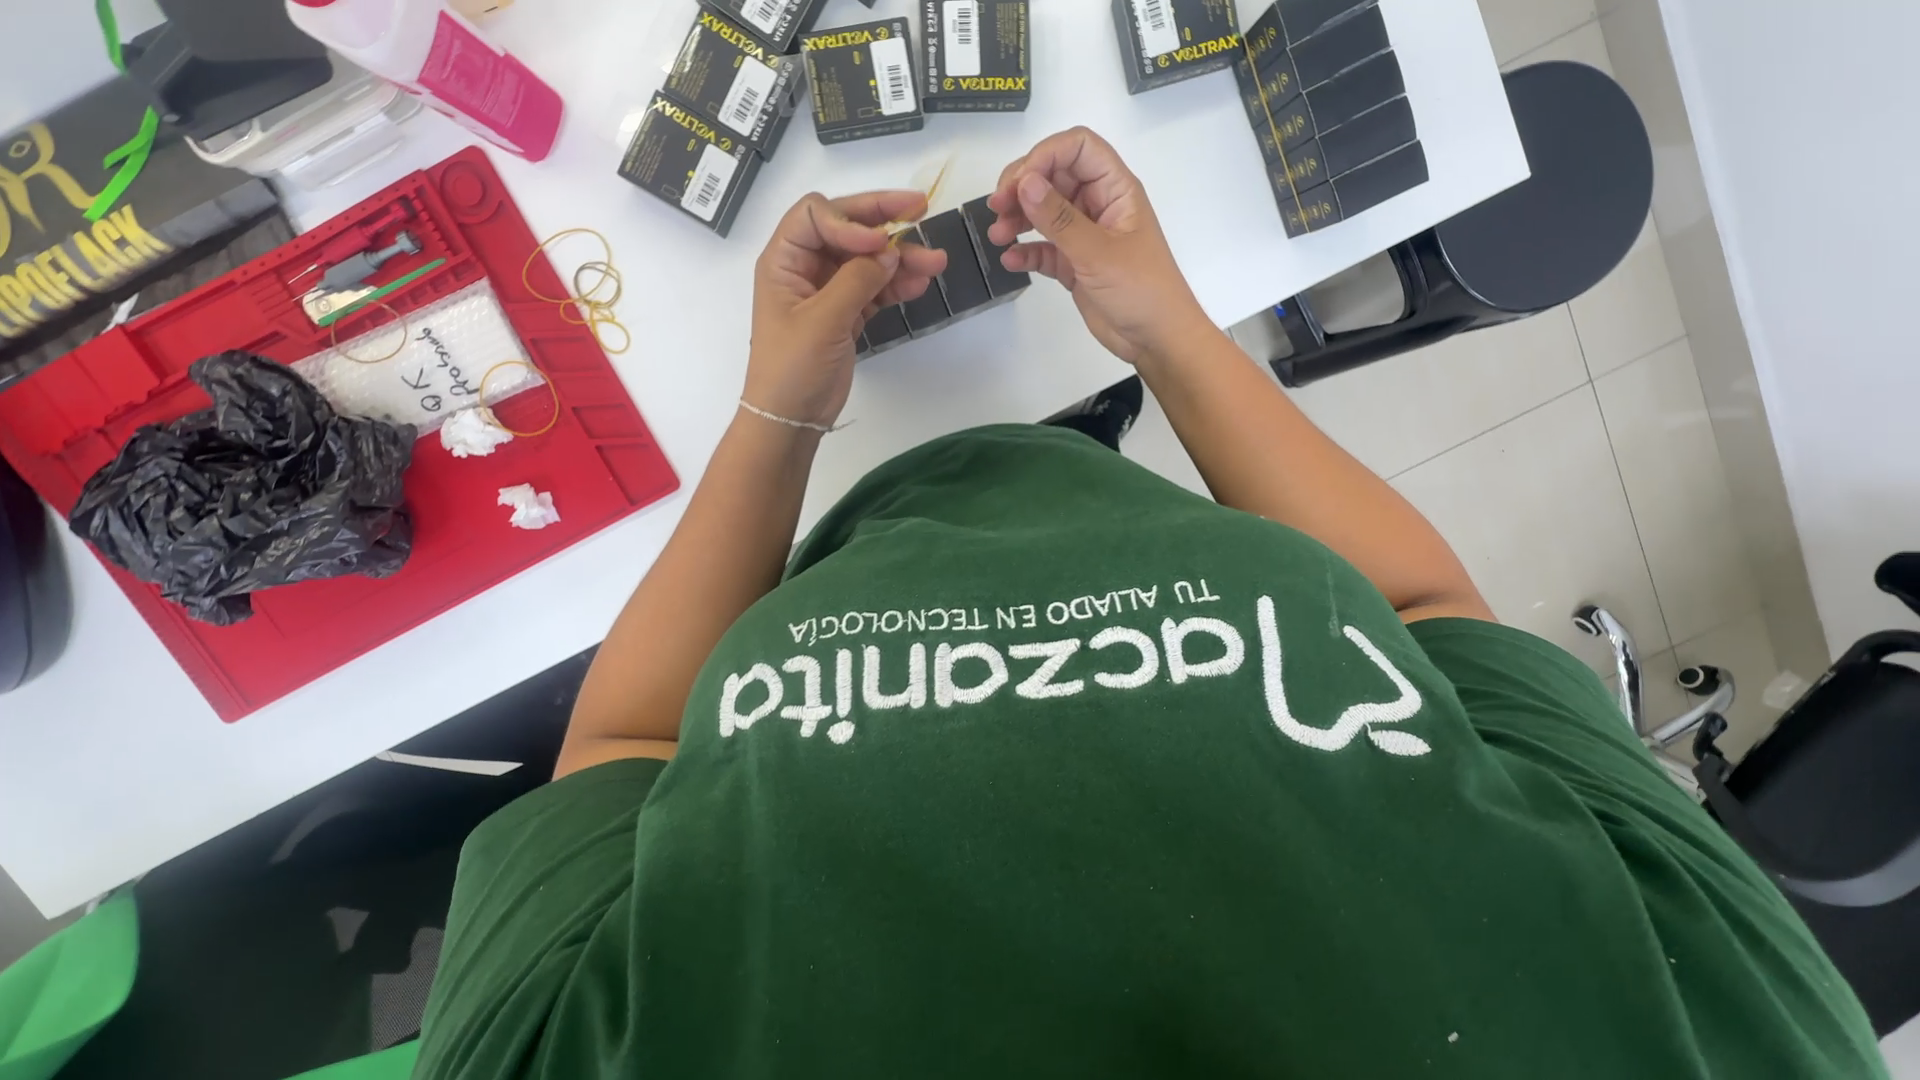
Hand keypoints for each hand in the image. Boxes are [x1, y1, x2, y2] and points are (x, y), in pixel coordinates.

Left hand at [747, 191, 947, 427]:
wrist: (790, 418)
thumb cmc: (793, 367)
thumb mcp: (823, 320)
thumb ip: (857, 280)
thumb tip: (890, 252)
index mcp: (784, 260)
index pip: (816, 214)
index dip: (850, 220)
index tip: (879, 242)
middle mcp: (804, 268)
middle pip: (846, 230)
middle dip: (883, 222)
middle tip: (921, 210)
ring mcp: (827, 291)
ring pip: (867, 260)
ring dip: (900, 258)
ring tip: (936, 263)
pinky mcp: (846, 314)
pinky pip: (874, 288)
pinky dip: (896, 284)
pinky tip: (920, 283)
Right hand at [988, 127, 1212, 366]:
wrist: (1156, 339)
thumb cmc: (1141, 290)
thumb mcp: (1098, 253)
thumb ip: (1059, 219)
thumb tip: (1025, 184)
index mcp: (1115, 189)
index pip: (1078, 148)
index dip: (1046, 155)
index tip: (1018, 184)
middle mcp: (1098, 205)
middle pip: (1054, 176)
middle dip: (1023, 187)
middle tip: (997, 208)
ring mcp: (1085, 235)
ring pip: (1044, 212)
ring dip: (1018, 218)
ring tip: (997, 235)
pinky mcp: (1074, 264)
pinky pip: (1044, 248)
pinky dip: (1026, 251)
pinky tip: (1010, 259)